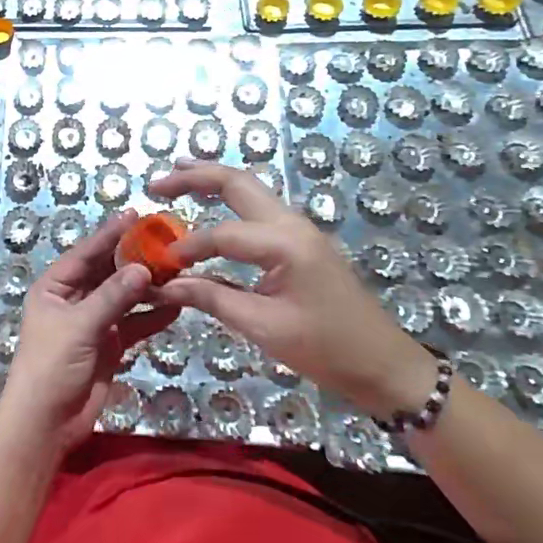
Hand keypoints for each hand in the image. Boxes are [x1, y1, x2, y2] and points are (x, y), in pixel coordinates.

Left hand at [0, 208, 180, 451]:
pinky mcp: (108, 345)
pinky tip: (176, 305)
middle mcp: (73, 299)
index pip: (86, 253)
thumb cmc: (51, 365)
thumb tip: (143, 269)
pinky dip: (152, 316)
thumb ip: (112, 298)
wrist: (47, 423)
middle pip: (107, 272)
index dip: (109, 234)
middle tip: (165, 241)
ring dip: (147, 286)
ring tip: (177, 270)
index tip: (134, 214)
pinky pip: (133, 324)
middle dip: (133, 258)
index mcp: (55, 287)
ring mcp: (92, 322)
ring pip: (123, 297)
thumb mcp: (80, 326)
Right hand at [147, 162, 438, 419]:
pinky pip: (257, 206)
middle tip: (156, 183)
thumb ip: (211, 298)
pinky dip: (228, 197)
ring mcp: (299, 229)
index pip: (221, 234)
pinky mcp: (300, 241)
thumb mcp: (264, 327)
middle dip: (195, 177)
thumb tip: (163, 286)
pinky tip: (210, 202)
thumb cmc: (327, 349)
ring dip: (212, 180)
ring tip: (176, 176)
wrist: (386, 366)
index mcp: (285, 244)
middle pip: (237, 183)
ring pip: (249, 188)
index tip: (161, 265)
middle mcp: (291, 224)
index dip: (186, 247)